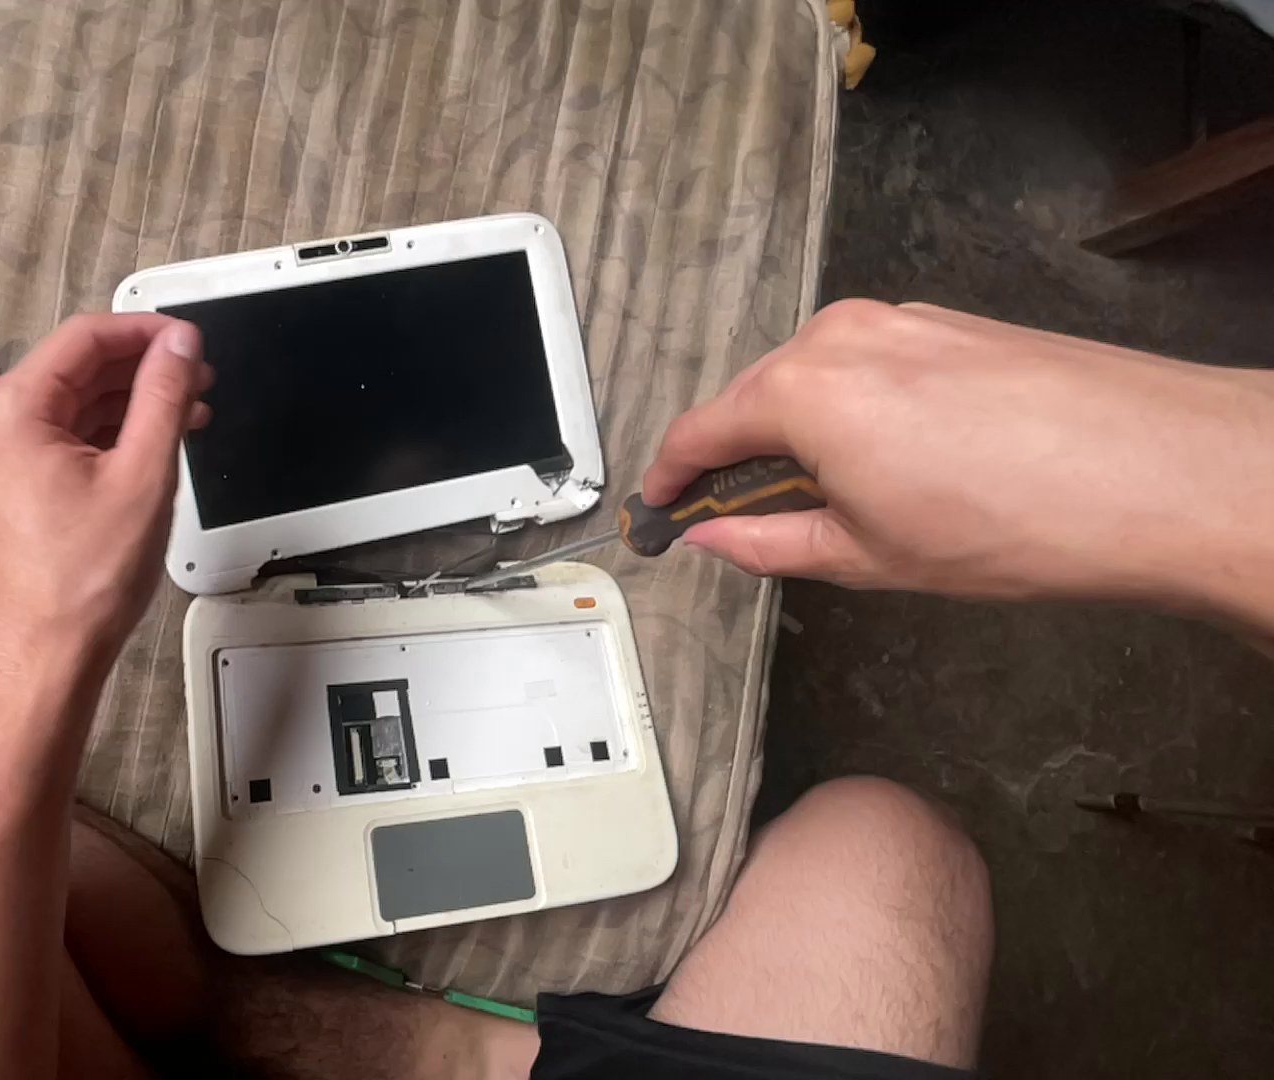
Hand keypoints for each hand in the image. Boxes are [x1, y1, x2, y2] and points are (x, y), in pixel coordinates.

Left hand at [0, 314, 210, 670]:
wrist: (51, 650)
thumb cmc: (84, 581)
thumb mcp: (144, 475)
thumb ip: (164, 396)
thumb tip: (179, 343)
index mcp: (11, 411)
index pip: (87, 339)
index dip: (146, 331)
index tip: (188, 338)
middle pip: (80, 368)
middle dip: (144, 369)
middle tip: (196, 376)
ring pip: (76, 401)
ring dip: (132, 400)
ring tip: (186, 408)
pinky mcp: (11, 477)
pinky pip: (66, 433)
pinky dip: (111, 430)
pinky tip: (152, 438)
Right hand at [642, 300, 1273, 620]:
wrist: (1186, 475)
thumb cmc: (1017, 522)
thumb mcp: (862, 555)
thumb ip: (760, 544)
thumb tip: (707, 539)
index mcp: (801, 392)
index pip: (698, 432)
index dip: (668, 475)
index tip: (660, 505)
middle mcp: (837, 338)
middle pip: (744, 401)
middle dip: (726, 456)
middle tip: (728, 511)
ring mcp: (896, 320)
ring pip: (798, 379)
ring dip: (782, 432)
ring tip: (808, 490)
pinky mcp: (943, 322)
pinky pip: (853, 363)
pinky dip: (834, 407)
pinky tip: (869, 452)